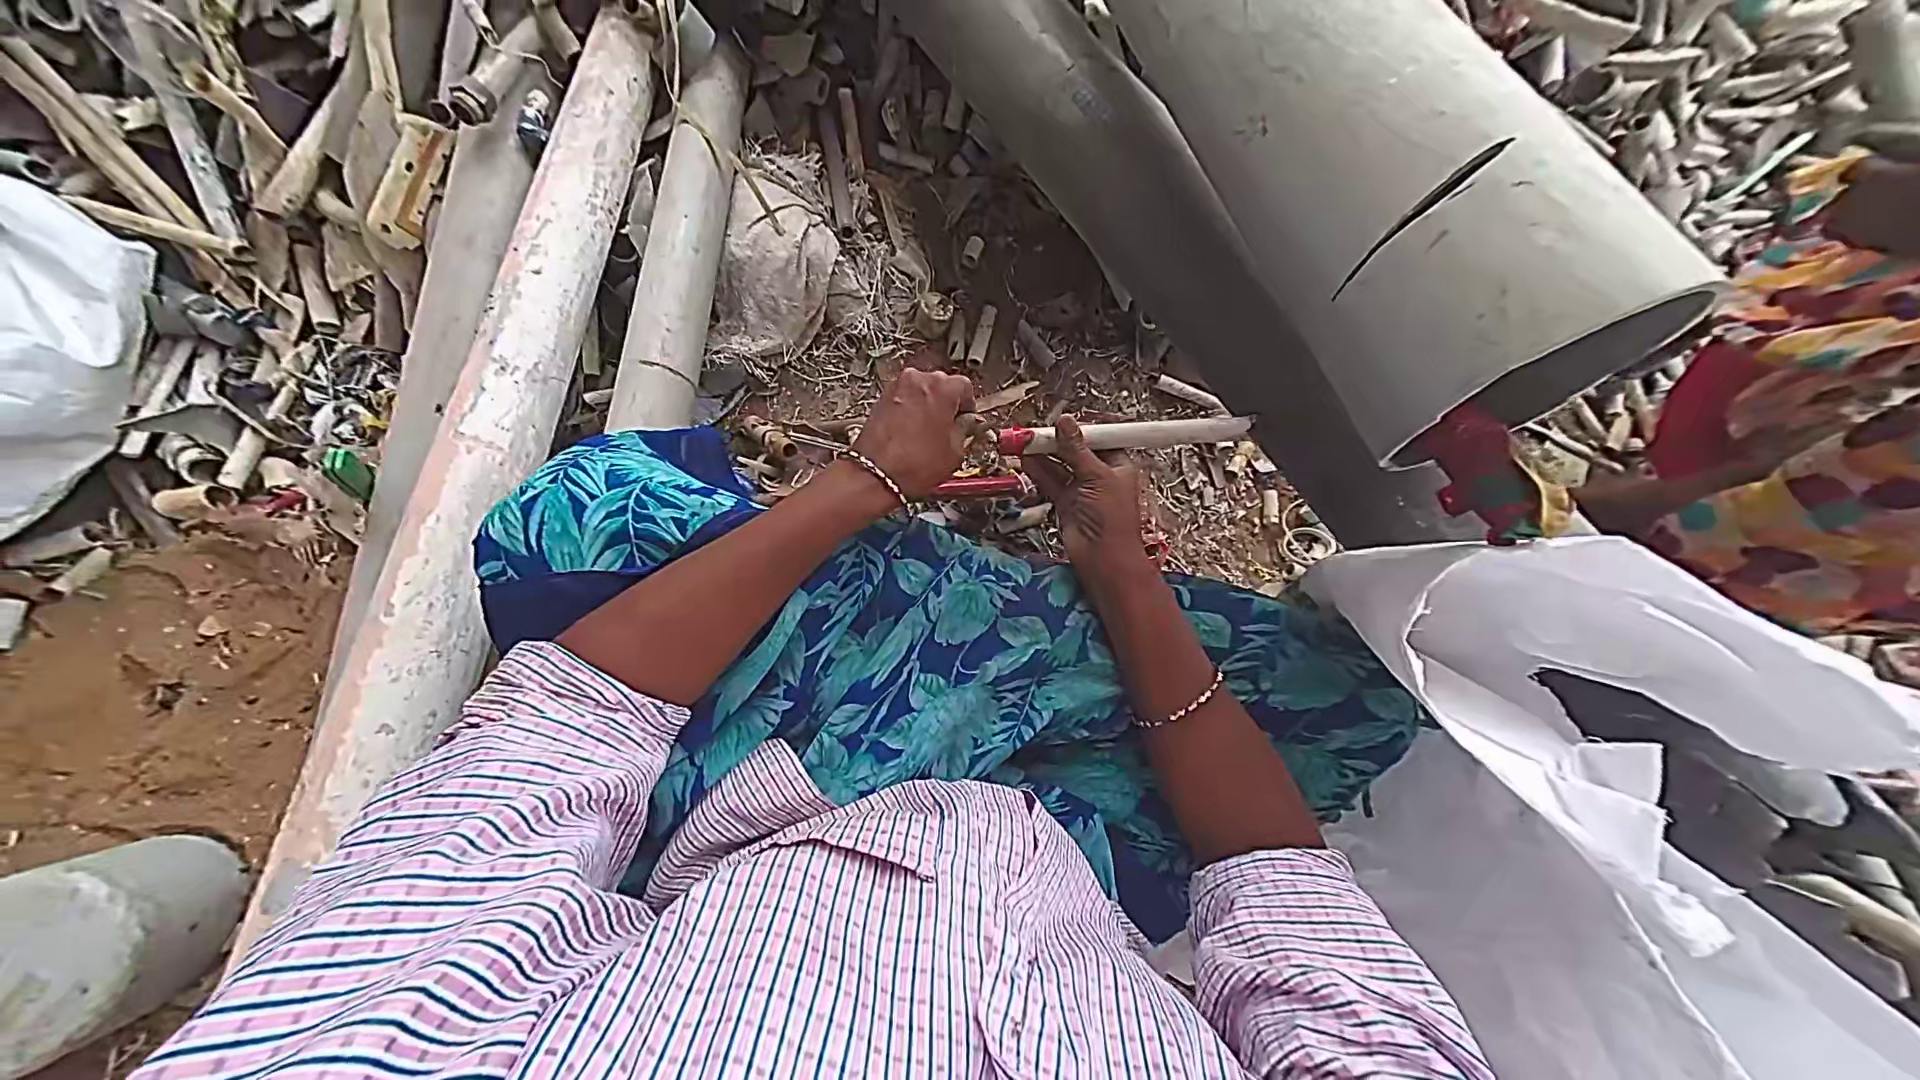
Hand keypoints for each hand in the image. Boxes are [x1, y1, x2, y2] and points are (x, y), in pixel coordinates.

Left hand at [851, 368, 975, 497]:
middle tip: (948, 428)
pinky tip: (912, 433)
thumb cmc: (912, 464)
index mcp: (943, 387)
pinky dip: (910, 410)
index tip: (966, 419)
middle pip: (941, 384)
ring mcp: (897, 387)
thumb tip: (965, 424)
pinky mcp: (882, 398)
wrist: (876, 475)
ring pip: (920, 391)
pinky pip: (904, 399)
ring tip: (928, 434)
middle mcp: (918, 380)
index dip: (967, 405)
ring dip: (927, 406)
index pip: (965, 386)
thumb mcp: (955, 451)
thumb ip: (964, 430)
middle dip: (946, 404)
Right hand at [1026, 415, 1149, 583]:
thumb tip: (1064, 421)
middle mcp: (1098, 474)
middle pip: (1074, 450)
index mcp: (1117, 464)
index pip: (1097, 438)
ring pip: (1059, 465)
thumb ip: (1076, 449)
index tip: (1060, 421)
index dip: (1079, 429)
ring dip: (1043, 454)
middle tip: (1034, 431)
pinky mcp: (1065, 502)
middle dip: (1055, 441)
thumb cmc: (1111, 517)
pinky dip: (1038, 470)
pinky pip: (1050, 481)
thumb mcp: (1097, 476)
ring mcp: (1081, 489)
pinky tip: (1025, 459)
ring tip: (1023, 442)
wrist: (1103, 559)